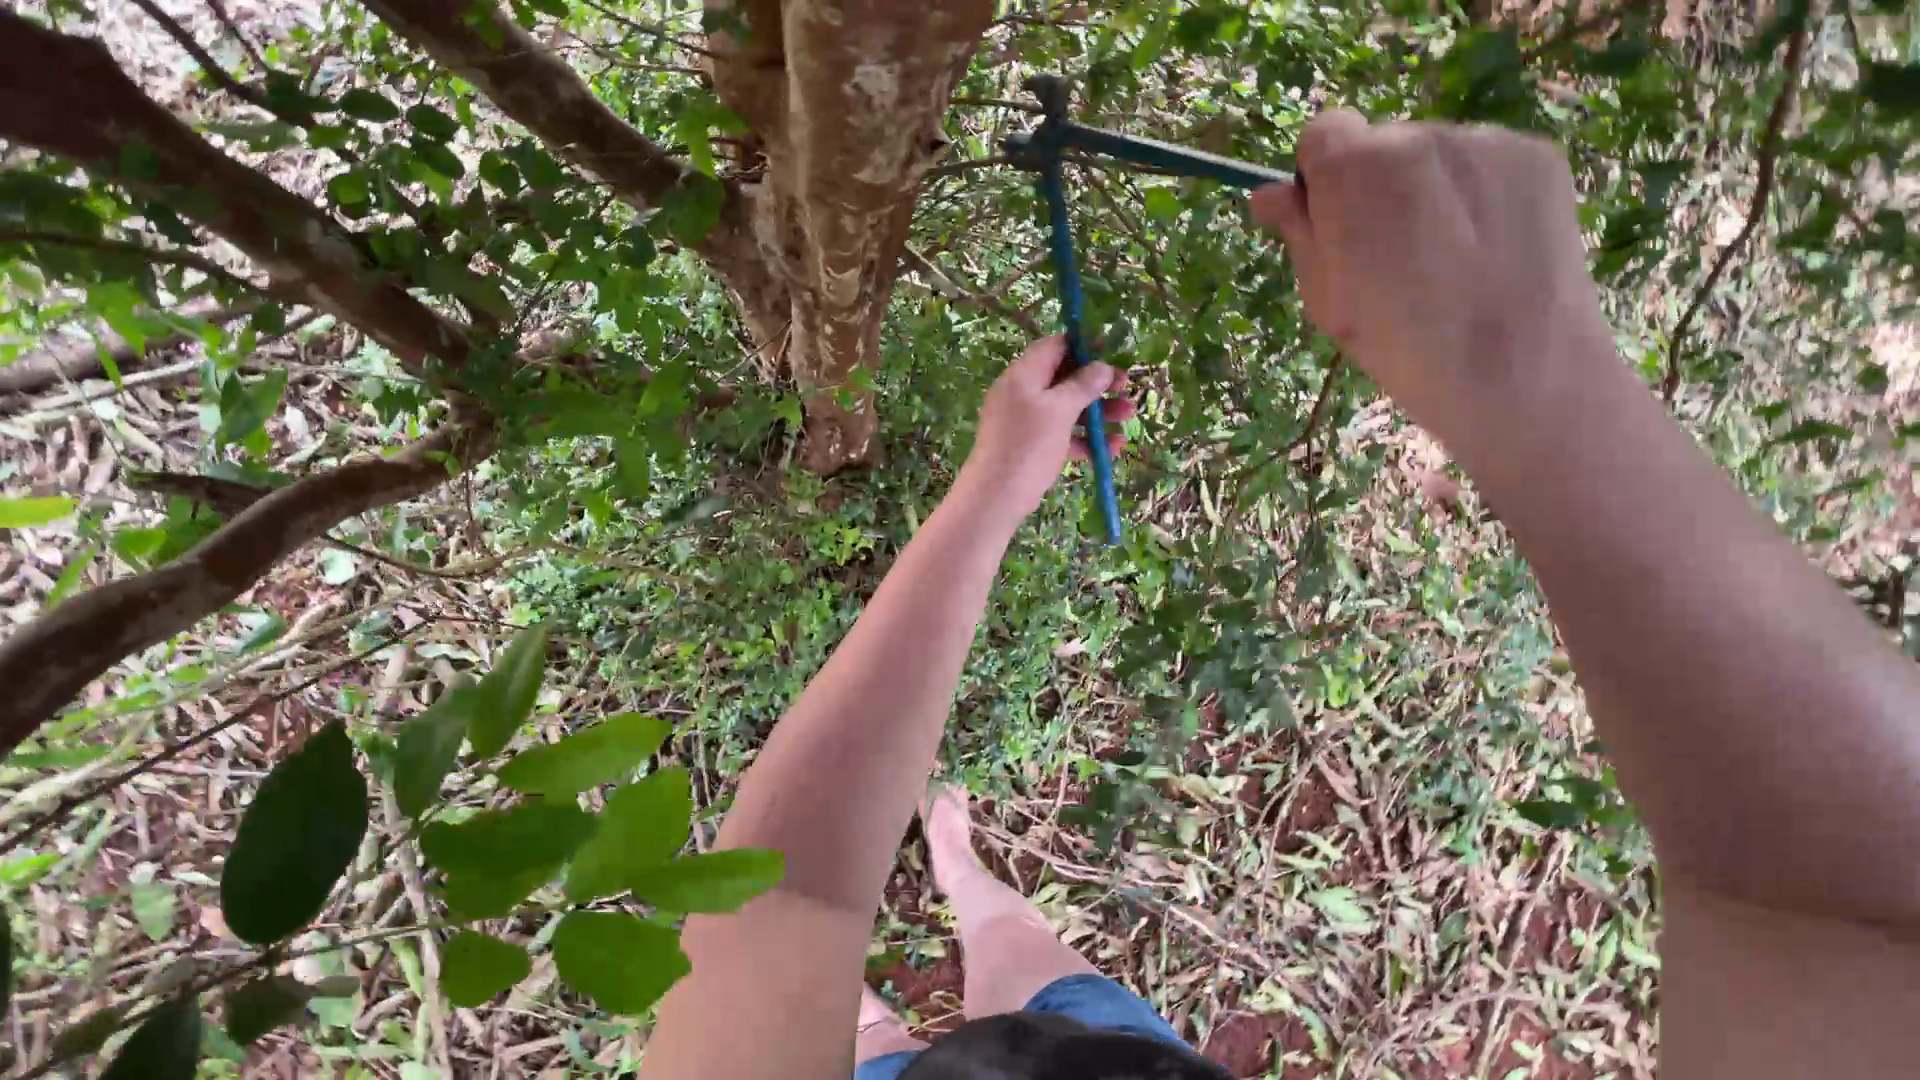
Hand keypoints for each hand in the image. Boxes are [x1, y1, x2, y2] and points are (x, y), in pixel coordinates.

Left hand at [959, 336, 1133, 526]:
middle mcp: (1022, 393)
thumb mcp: (1059, 410)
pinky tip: (1112, 449)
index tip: (1111, 355)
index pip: (1053, 347)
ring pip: (1067, 408)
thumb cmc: (1028, 445)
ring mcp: (1026, 421)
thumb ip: (1082, 385)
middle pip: (1064, 378)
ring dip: (1098, 412)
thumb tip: (1102, 366)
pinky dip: (1085, 439)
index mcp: (1023, 375)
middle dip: (1097, 384)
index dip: (1082, 348)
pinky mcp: (1032, 446)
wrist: (996, 496)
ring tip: (1128, 417)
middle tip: (1125, 388)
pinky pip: (1062, 435)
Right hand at [1251, 112, 1613, 455]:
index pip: (1323, 131)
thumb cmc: (1396, 341)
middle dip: (1374, 184)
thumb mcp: (1325, 295)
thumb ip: (1298, 231)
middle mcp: (1418, 135)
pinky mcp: (1534, 154)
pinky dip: (1474, 195)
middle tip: (1390, 255)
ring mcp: (1484, 140)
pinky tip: (1484, 249)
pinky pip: (1483, 163)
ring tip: (1444, 259)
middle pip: (1380, 143)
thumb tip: (1268, 193)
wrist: (1510, 366)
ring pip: (1433, 154)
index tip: (1332, 222)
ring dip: (1426, 189)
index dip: (1321, 176)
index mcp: (1354, 169)